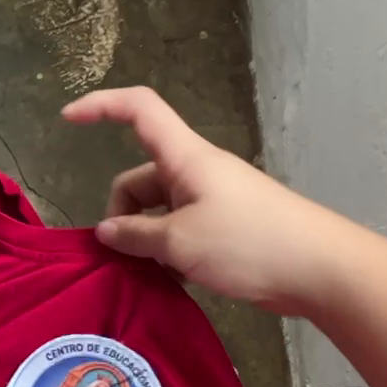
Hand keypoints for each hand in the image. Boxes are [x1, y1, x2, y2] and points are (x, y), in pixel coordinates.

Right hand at [62, 86, 348, 313]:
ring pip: (159, 212)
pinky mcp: (224, 227)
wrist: (319, 269)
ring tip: (156, 274)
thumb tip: (106, 232)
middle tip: (127, 256)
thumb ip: (136, 236)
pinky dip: (168, 252)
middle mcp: (196, 172)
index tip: (67, 120)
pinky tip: (176, 280)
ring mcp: (212, 200)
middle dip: (123, 215)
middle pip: (140, 180)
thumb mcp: (180, 242)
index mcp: (186, 158)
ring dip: (146, 240)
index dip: (100, 106)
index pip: (138, 110)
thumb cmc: (249, 243)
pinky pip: (180, 231)